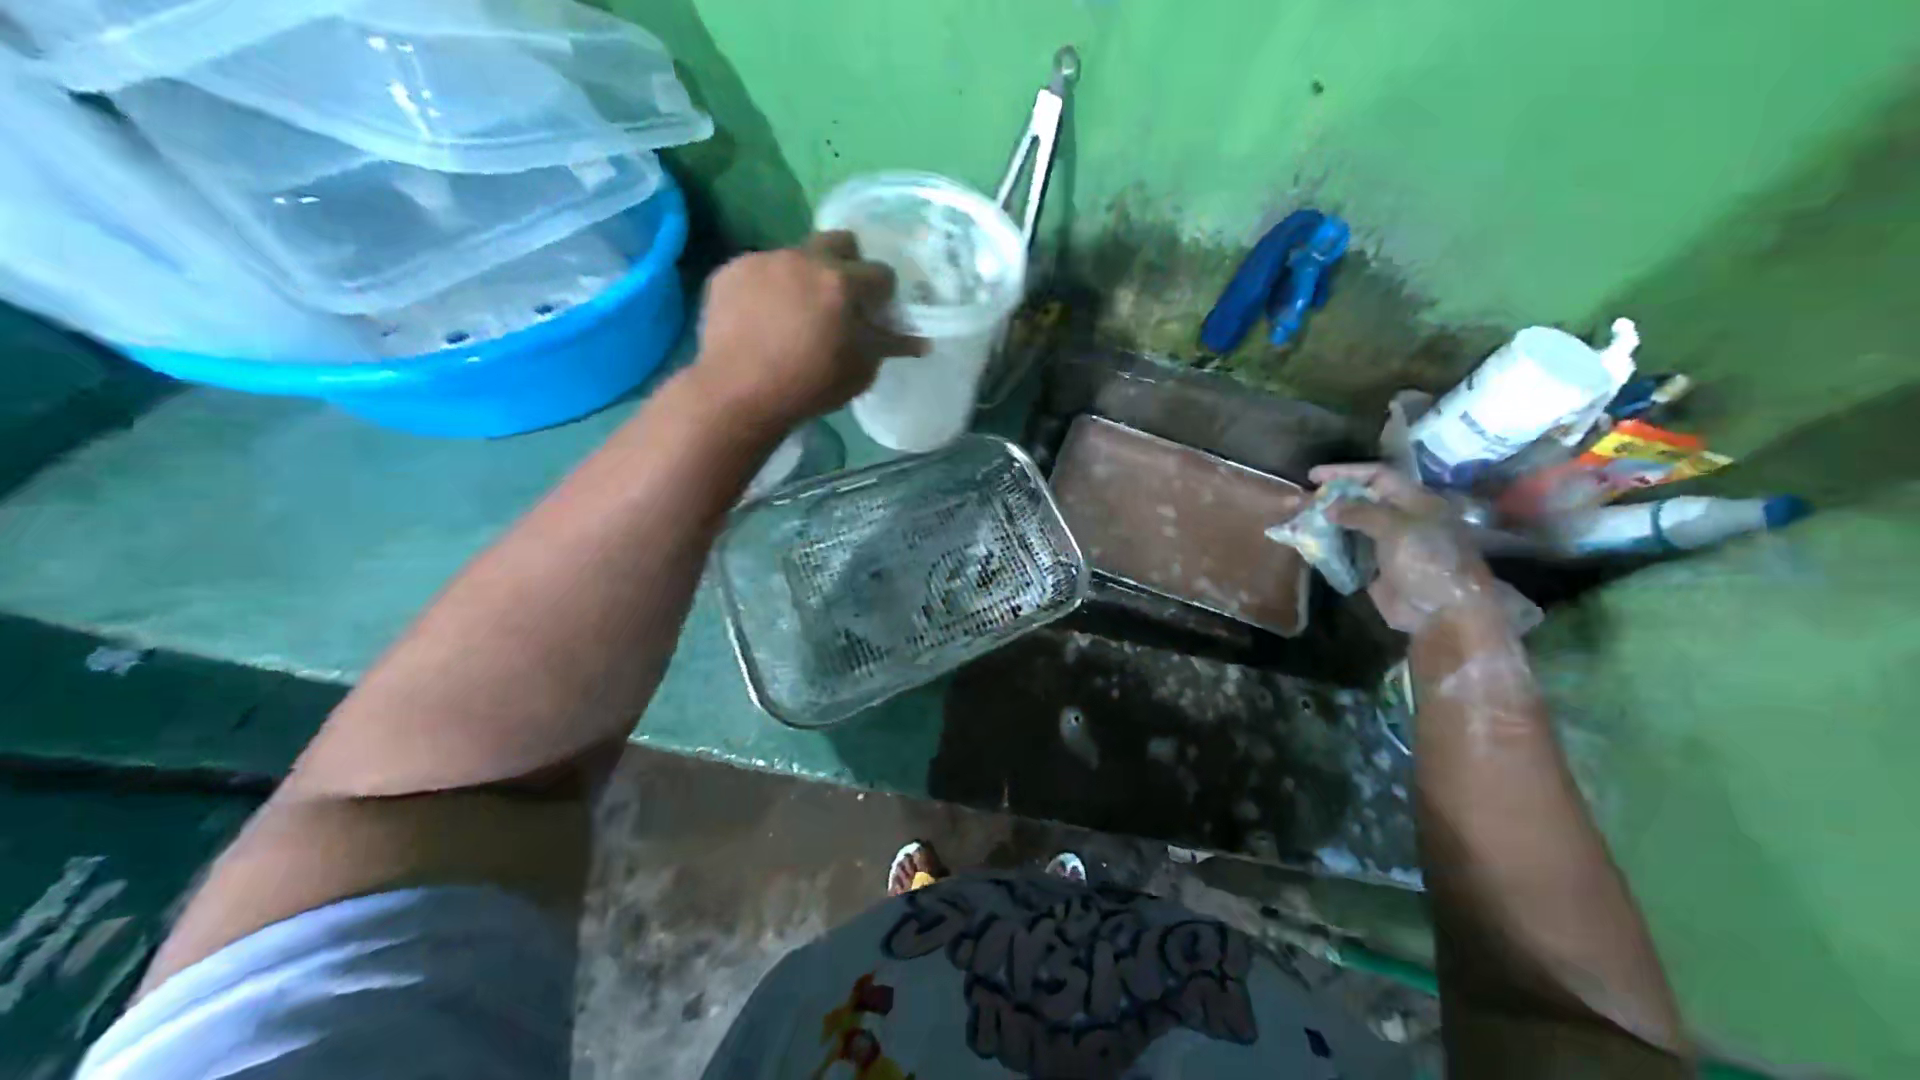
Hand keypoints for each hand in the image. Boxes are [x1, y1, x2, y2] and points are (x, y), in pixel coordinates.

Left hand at [692, 231, 928, 428]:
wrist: (736, 394)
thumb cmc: (808, 386)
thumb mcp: (859, 371)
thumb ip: (889, 346)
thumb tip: (921, 341)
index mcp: (842, 282)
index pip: (880, 273)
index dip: (882, 294)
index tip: (875, 313)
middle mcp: (804, 258)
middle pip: (840, 242)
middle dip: (848, 265)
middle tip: (840, 300)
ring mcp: (763, 260)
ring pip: (797, 255)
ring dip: (804, 276)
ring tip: (793, 313)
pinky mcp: (730, 270)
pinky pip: (760, 269)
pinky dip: (768, 287)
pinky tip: (761, 317)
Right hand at [1308, 463, 1500, 633]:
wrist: (1442, 611)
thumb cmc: (1428, 562)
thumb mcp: (1397, 529)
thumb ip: (1361, 512)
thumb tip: (1327, 506)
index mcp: (1414, 502)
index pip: (1378, 476)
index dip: (1346, 472)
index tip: (1314, 476)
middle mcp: (1400, 519)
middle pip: (1362, 500)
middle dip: (1331, 498)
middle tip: (1302, 499)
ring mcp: (1387, 544)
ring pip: (1351, 525)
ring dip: (1326, 522)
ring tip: (1300, 520)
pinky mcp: (1375, 567)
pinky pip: (1347, 551)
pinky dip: (1329, 546)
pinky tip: (1310, 544)